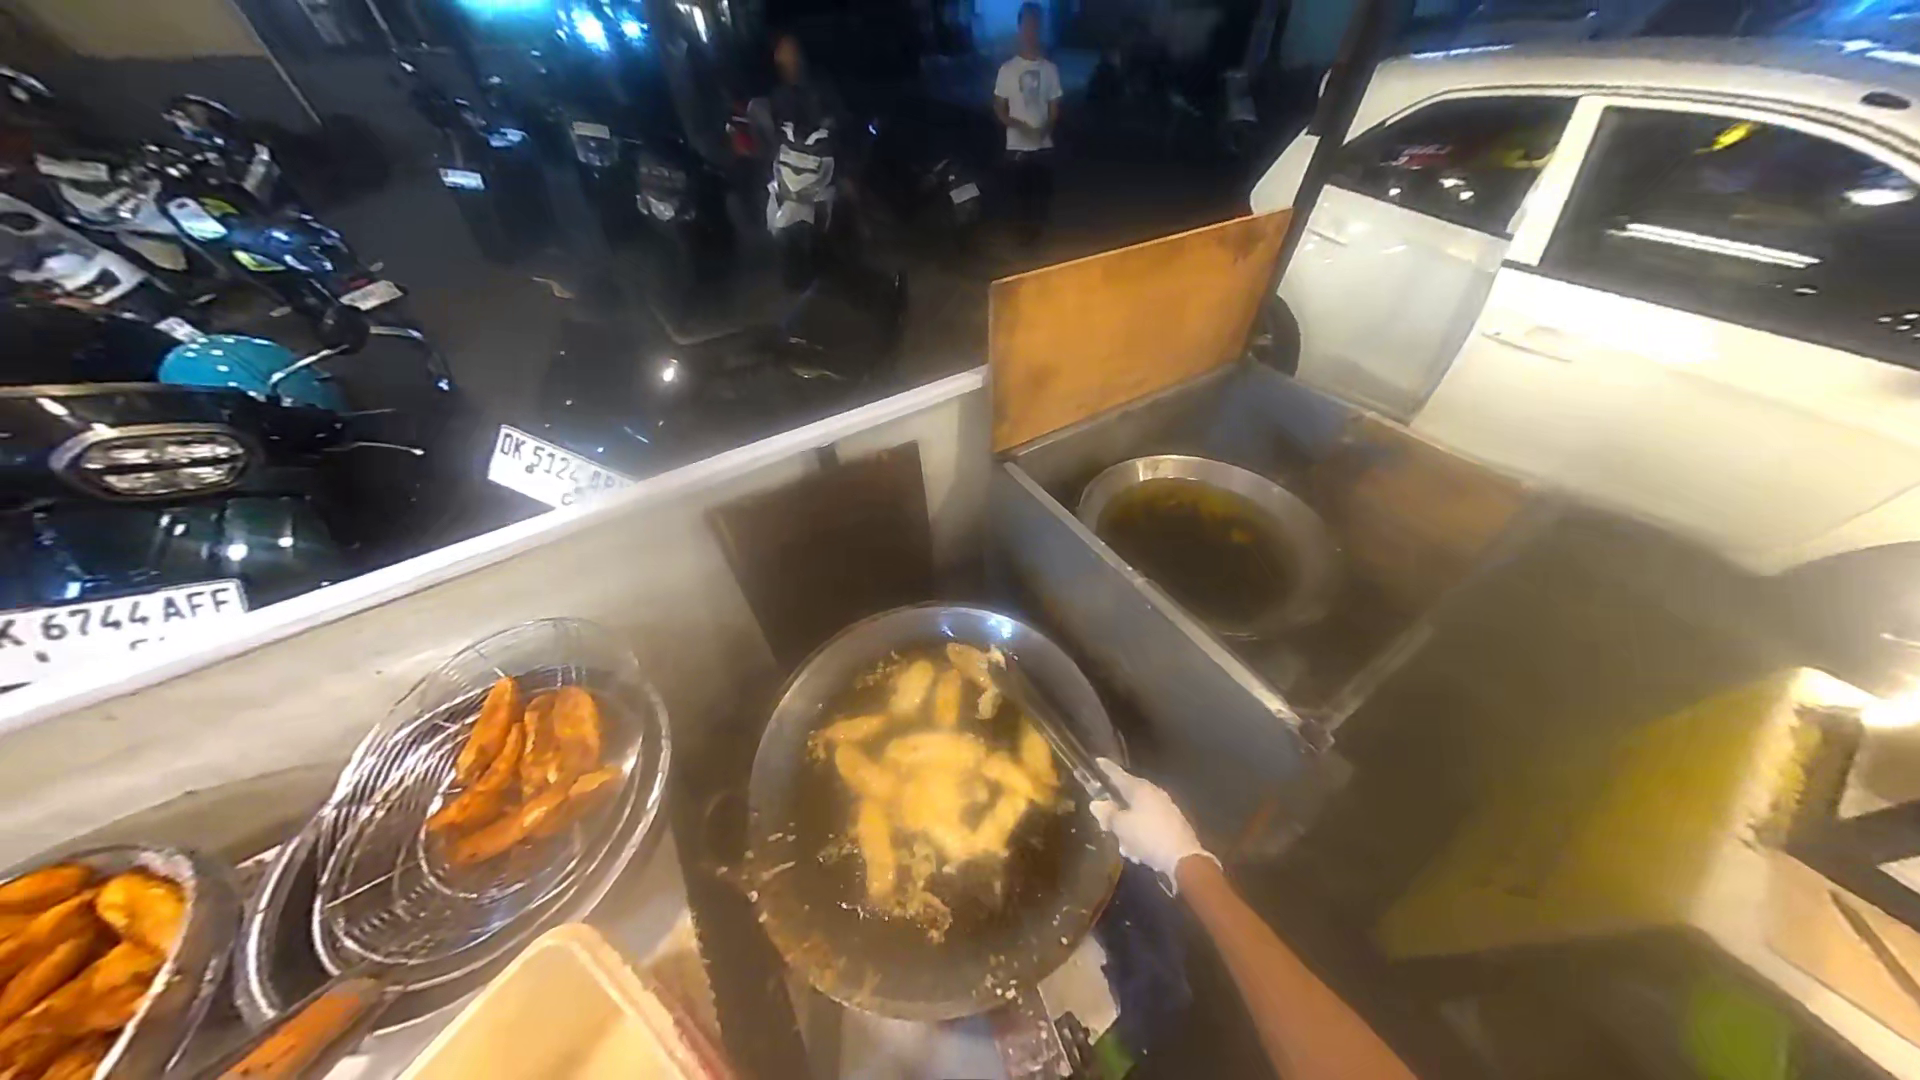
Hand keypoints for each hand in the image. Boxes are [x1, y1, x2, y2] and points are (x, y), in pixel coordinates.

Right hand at [1089, 758, 1214, 889]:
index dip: (1106, 768)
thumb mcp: (1121, 826)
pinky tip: (1138, 851)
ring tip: (1123, 844)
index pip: (1118, 774)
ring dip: (1128, 826)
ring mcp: (1166, 809)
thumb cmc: (1148, 837)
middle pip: (1129, 794)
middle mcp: (1154, 794)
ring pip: (1139, 813)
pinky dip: (1141, 834)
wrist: (1184, 860)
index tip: (1098, 760)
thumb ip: (1107, 814)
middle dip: (1116, 806)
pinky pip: (1150, 826)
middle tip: (1105, 818)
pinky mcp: (1174, 826)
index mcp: (1140, 788)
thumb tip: (1096, 804)